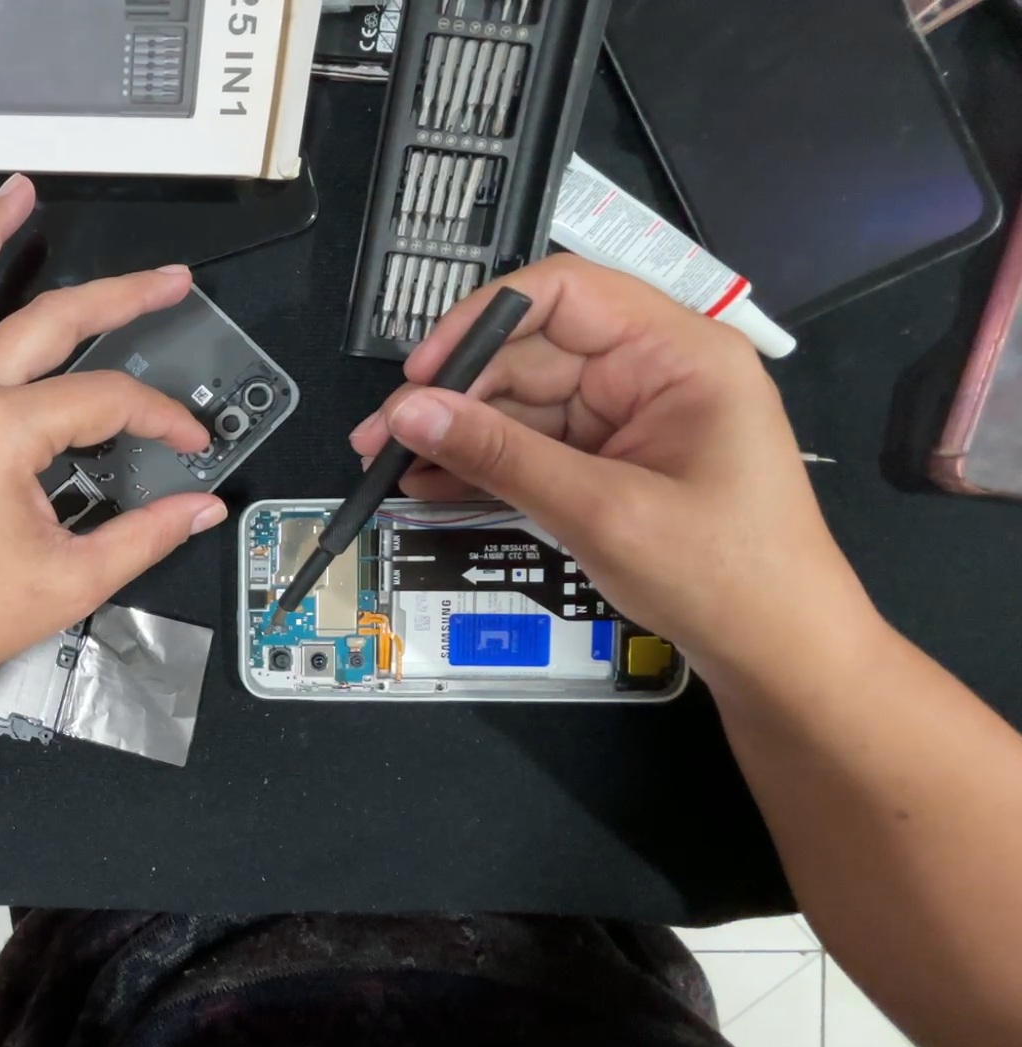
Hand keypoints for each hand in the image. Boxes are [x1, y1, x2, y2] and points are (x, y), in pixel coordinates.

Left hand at [0, 175, 226, 717]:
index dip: (160, 417)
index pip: (104, 400)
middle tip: (167, 277)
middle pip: (44, 321)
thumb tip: (203, 508)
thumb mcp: (73, 581)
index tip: (190, 442)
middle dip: (117, 295)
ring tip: (15, 197)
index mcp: (0, 434)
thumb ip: (148, 535)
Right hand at [350, 255, 878, 680]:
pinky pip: (516, 446)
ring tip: (384, 465)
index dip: (481, 320)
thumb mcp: (599, 509)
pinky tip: (423, 481)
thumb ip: (499, 456)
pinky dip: (470, 463)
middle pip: (521, 355)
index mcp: (673, 355)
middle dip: (446, 394)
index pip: (563, 295)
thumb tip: (407, 414)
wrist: (771, 649)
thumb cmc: (718, 573)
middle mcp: (640, 373)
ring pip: (508, 404)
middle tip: (377, 440)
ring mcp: (613, 417)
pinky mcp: (592, 458)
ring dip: (446, 434)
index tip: (421, 372)